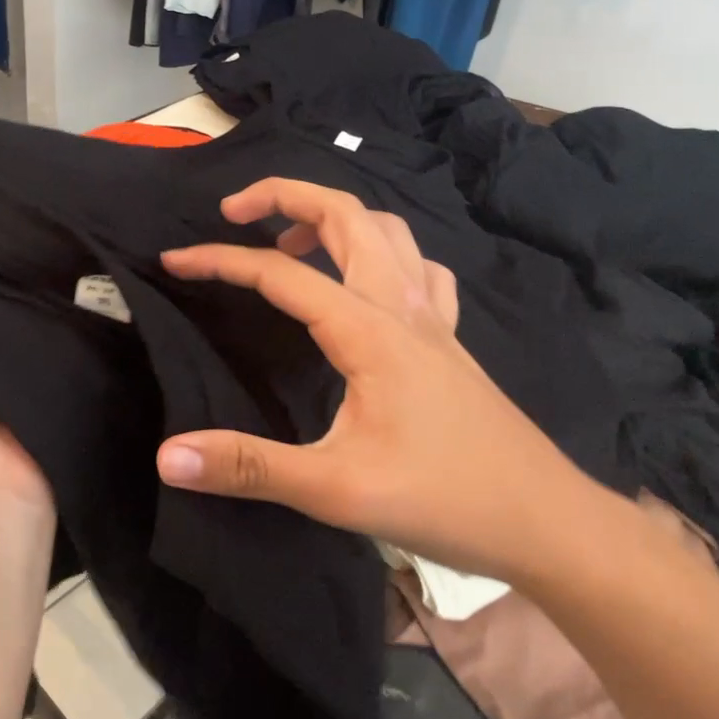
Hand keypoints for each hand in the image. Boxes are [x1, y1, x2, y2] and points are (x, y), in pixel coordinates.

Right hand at [154, 179, 608, 582]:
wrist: (550, 524)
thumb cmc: (445, 500)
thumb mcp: (335, 492)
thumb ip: (249, 467)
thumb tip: (168, 456)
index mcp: (369, 330)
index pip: (280, 273)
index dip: (221, 260)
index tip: (173, 262)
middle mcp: (402, 307)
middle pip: (346, 214)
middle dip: (285, 194)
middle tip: (233, 210)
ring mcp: (432, 320)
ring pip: (386, 231)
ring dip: (332, 217)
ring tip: (288, 240)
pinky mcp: (448, 341)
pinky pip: (417, 268)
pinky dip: (381, 252)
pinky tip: (363, 283)